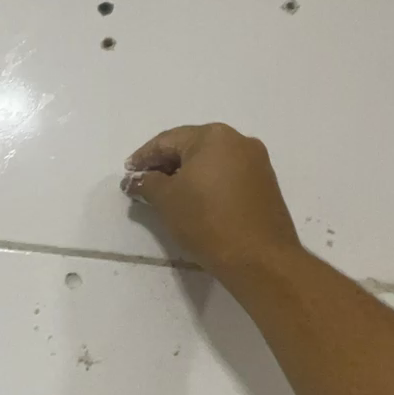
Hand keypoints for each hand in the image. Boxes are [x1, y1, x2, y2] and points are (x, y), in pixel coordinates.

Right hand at [123, 123, 304, 278]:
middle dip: (165, 165)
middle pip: (191, 147)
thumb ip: (146, 183)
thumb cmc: (206, 220)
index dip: (143, 157)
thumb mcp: (166, 200)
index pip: (167, 141)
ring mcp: (256, 162)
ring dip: (186, 175)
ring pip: (210, 162)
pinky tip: (194, 201)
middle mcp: (238, 141)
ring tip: (166, 195)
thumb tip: (135, 179)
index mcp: (212, 136)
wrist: (259, 258)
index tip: (128, 174)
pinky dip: (206, 184)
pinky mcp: (265, 184)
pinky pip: (226, 175)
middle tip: (144, 183)